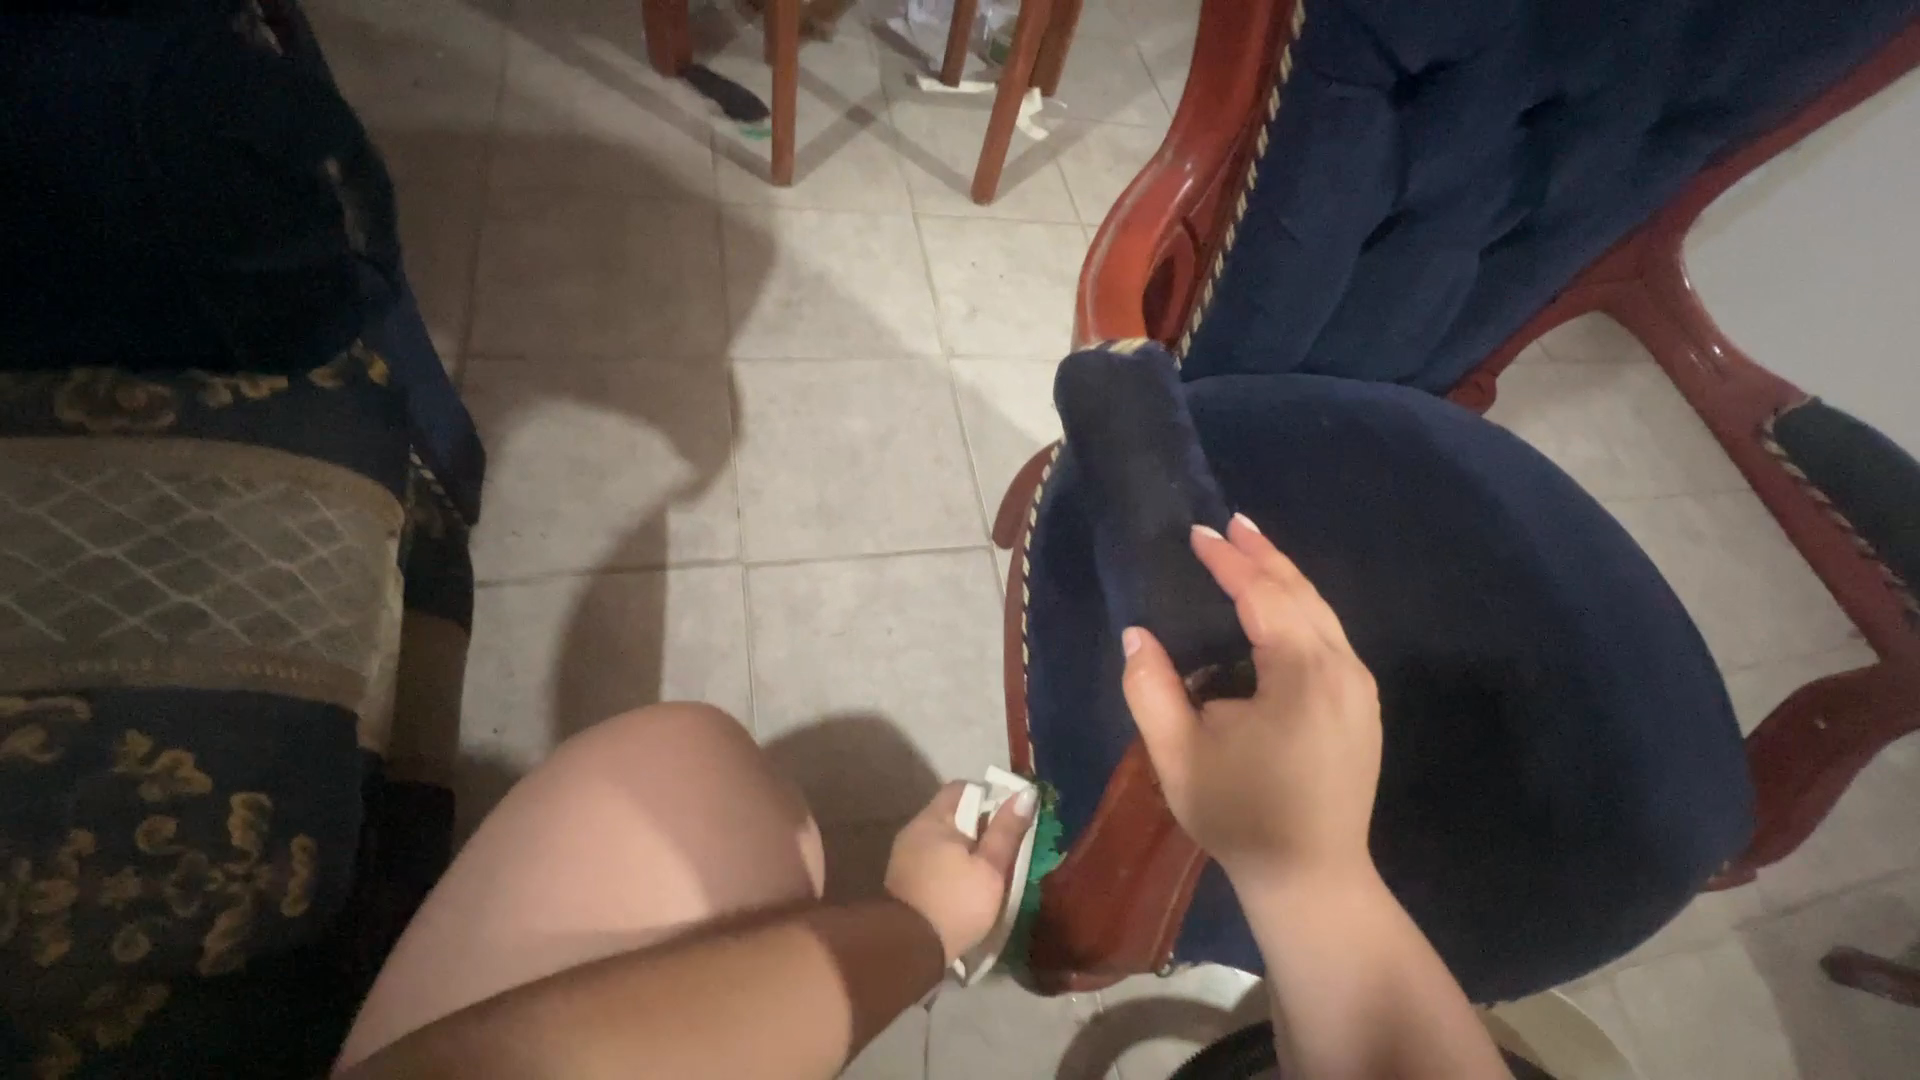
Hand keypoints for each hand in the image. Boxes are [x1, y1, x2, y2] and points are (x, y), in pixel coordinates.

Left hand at [885, 782, 1036, 963]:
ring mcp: (904, 856)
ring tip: (988, 871)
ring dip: (964, 850)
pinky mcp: (902, 882)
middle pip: (952, 814)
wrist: (908, 951)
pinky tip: (964, 887)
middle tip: (1003, 847)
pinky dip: (950, 867)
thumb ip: (1007, 831)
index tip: (1009, 817)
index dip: (988, 796)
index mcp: (933, 819)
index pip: (962, 788)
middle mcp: (914, 830)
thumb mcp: (990, 868)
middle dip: (979, 826)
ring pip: (942, 840)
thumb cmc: (955, 903)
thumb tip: (1026, 792)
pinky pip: (932, 861)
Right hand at [1122, 514, 1382, 891]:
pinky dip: (1298, 607)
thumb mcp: (1177, 755)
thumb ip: (1150, 688)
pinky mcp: (1360, 706)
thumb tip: (1137, 635)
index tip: (1197, 533)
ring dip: (1283, 577)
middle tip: (1229, 523)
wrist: (1311, 878)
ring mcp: (1358, 689)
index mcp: (1301, 676)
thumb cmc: (1240, 815)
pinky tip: (1276, 604)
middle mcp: (1342, 670)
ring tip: (1249, 548)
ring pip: (1321, 612)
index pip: (1263, 597)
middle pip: (1301, 594)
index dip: (1229, 562)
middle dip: (1263, 554)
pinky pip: (1328, 635)